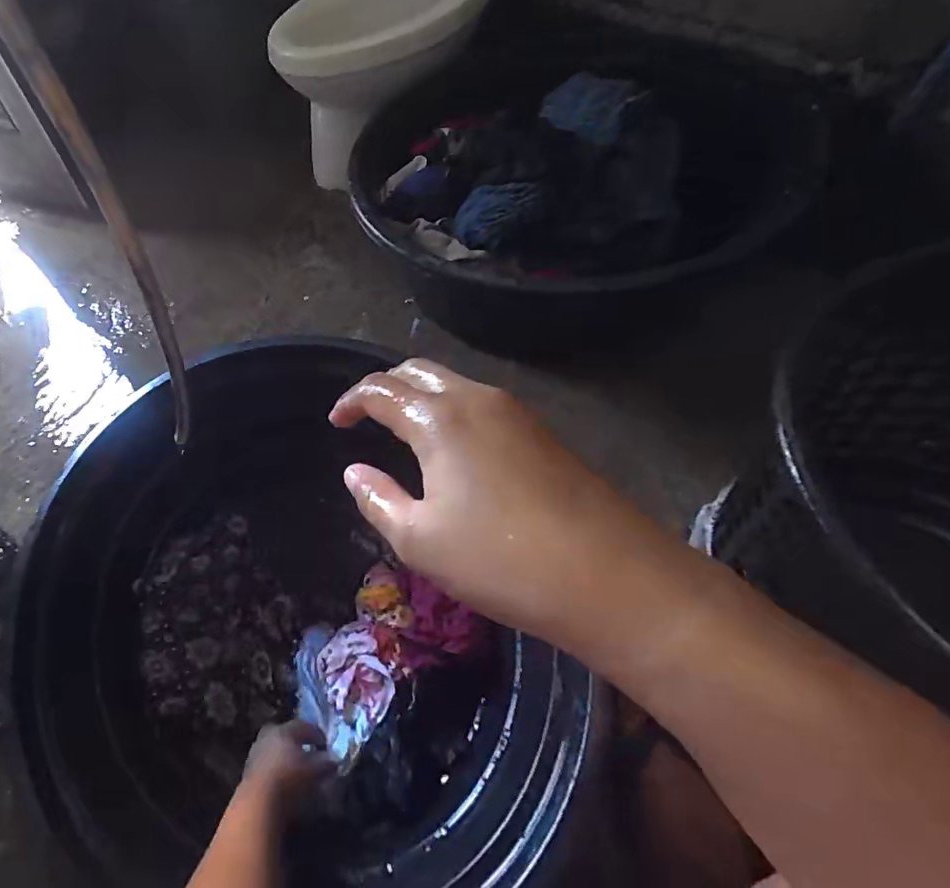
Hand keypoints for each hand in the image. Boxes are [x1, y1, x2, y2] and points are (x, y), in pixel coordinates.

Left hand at [238, 720, 332, 807]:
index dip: (317, 734)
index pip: (304, 726)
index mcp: (284, 730)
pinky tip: (285, 781)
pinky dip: (278, 769)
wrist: (258, 803)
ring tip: (299, 770)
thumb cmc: (289, 780)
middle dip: (299, 742)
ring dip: (287, 757)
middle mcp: (268, 735)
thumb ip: (325, 763)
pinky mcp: (249, 770)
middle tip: (311, 753)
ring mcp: (255, 752)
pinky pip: (268, 763)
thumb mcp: (314, 771)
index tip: (326, 745)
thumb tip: (333, 759)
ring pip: (276, 749)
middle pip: (287, 735)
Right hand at [329, 359, 692, 648]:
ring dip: (421, 396)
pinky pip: (481, 404)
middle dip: (385, 387)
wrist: (613, 578)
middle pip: (418, 371)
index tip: (336, 422)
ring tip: (403, 431)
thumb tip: (355, 472)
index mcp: (439, 419)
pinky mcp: (541, 433)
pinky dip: (451, 412)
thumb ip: (377, 499)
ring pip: (453, 384)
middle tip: (365, 418)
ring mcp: (515, 413)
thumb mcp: (420, 540)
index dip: (351, 401)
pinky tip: (451, 450)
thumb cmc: (501, 560)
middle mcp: (476, 400)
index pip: (380, 390)